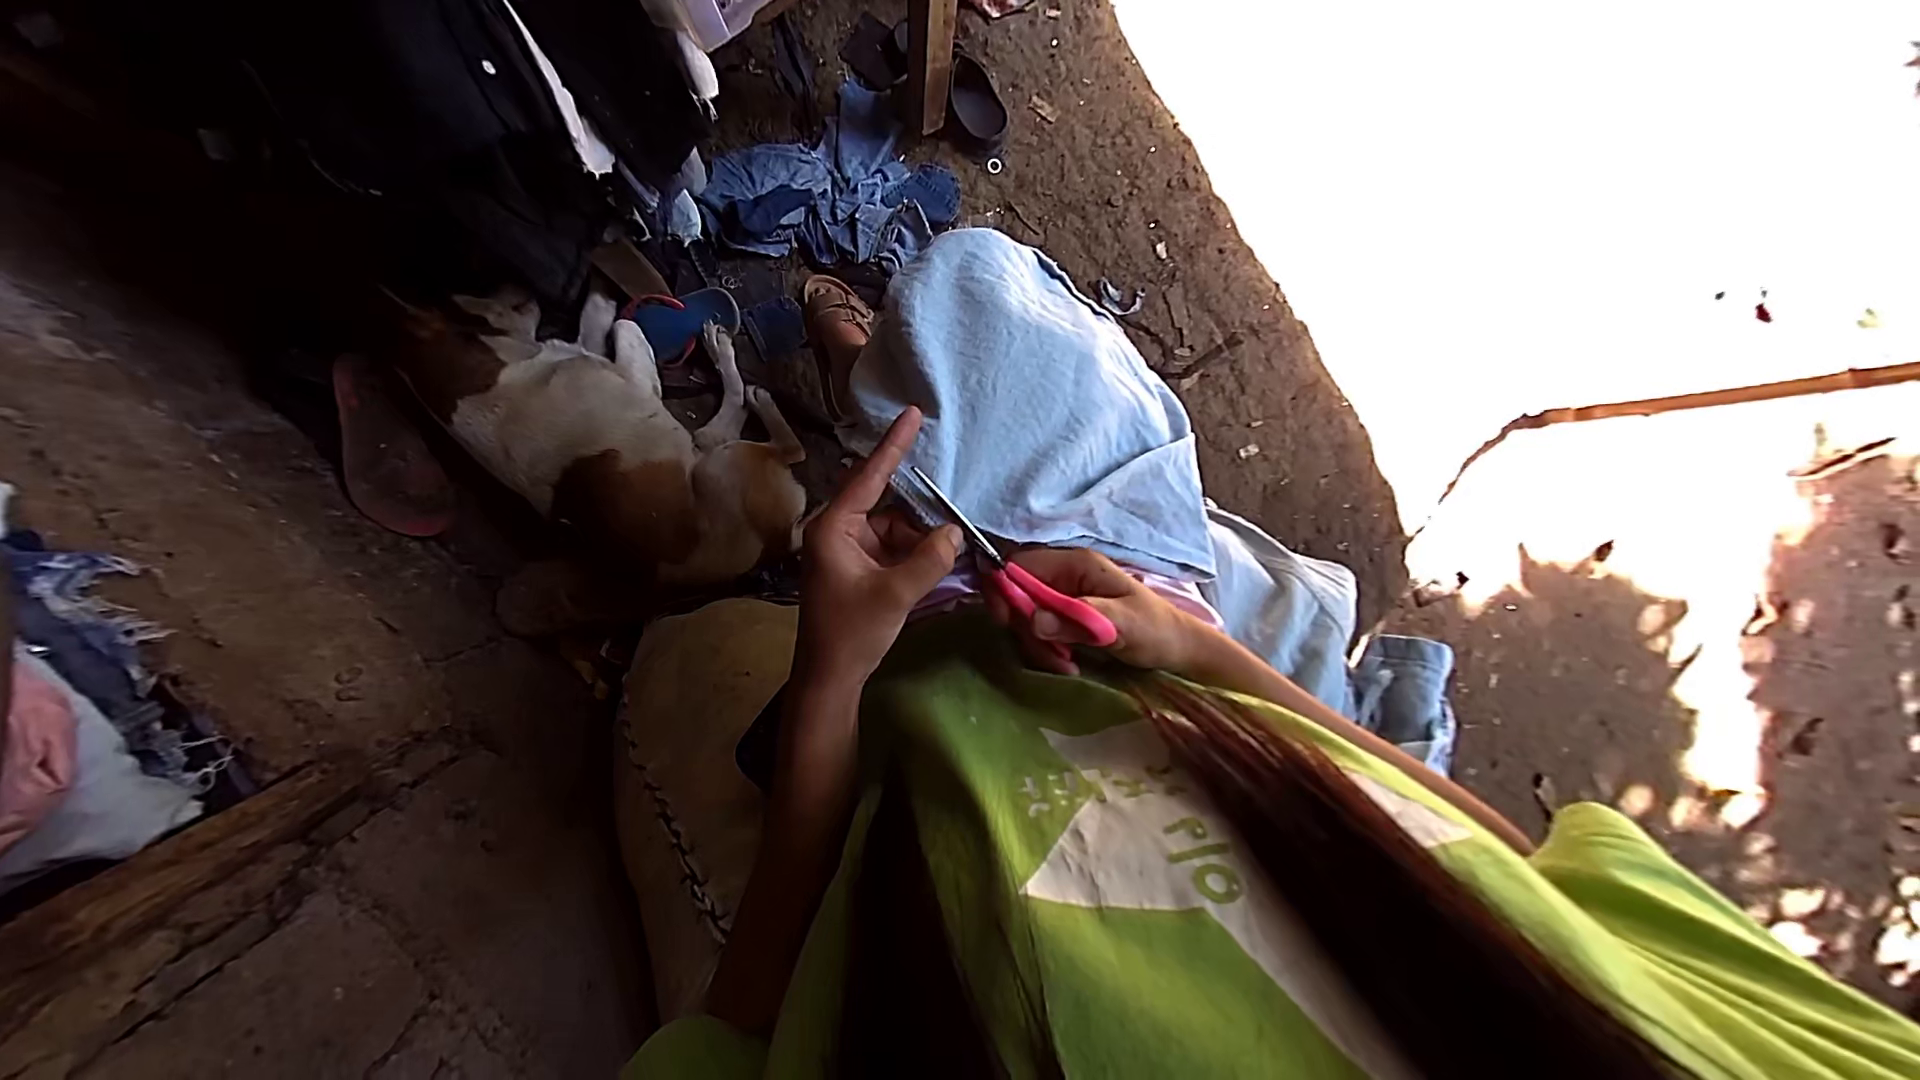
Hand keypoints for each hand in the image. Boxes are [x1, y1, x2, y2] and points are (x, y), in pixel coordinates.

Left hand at [795, 406, 961, 684]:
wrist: (830, 677)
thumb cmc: (851, 634)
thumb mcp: (895, 595)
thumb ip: (929, 560)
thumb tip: (954, 531)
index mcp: (834, 528)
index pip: (869, 477)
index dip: (893, 445)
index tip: (913, 414)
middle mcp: (838, 531)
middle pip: (887, 506)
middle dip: (919, 515)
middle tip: (950, 516)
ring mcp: (849, 549)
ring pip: (894, 529)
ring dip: (920, 540)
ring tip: (947, 554)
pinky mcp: (859, 567)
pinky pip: (893, 548)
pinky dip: (915, 555)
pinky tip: (935, 566)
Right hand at [983, 546, 1218, 676]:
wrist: (1179, 650)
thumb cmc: (1156, 630)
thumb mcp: (1122, 624)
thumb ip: (1078, 618)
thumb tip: (1033, 619)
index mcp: (1075, 564)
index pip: (1019, 565)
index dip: (1004, 590)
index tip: (1008, 622)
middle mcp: (1064, 575)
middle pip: (1017, 594)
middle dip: (1026, 628)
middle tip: (1052, 656)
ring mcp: (1063, 596)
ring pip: (1025, 616)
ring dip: (1037, 645)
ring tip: (1066, 664)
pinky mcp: (1065, 616)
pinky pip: (1038, 630)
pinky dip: (1045, 649)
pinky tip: (1067, 662)